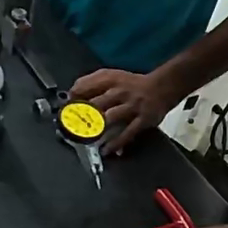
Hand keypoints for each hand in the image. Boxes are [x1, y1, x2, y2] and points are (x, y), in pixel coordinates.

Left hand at [70, 68, 188, 153]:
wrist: (163, 87)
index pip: (86, 86)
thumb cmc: (134, 85)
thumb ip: (93, 82)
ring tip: (86, 140)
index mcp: (111, 80)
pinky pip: (127, 133)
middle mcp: (121, 91)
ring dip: (97, 130)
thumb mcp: (114, 76)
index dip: (73, 98)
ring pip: (111, 118)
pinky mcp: (143, 119)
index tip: (64, 109)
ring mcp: (132, 106)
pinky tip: (107, 150)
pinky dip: (116, 143)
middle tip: (71, 128)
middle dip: (82, 116)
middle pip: (96, 104)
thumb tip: (72, 93)